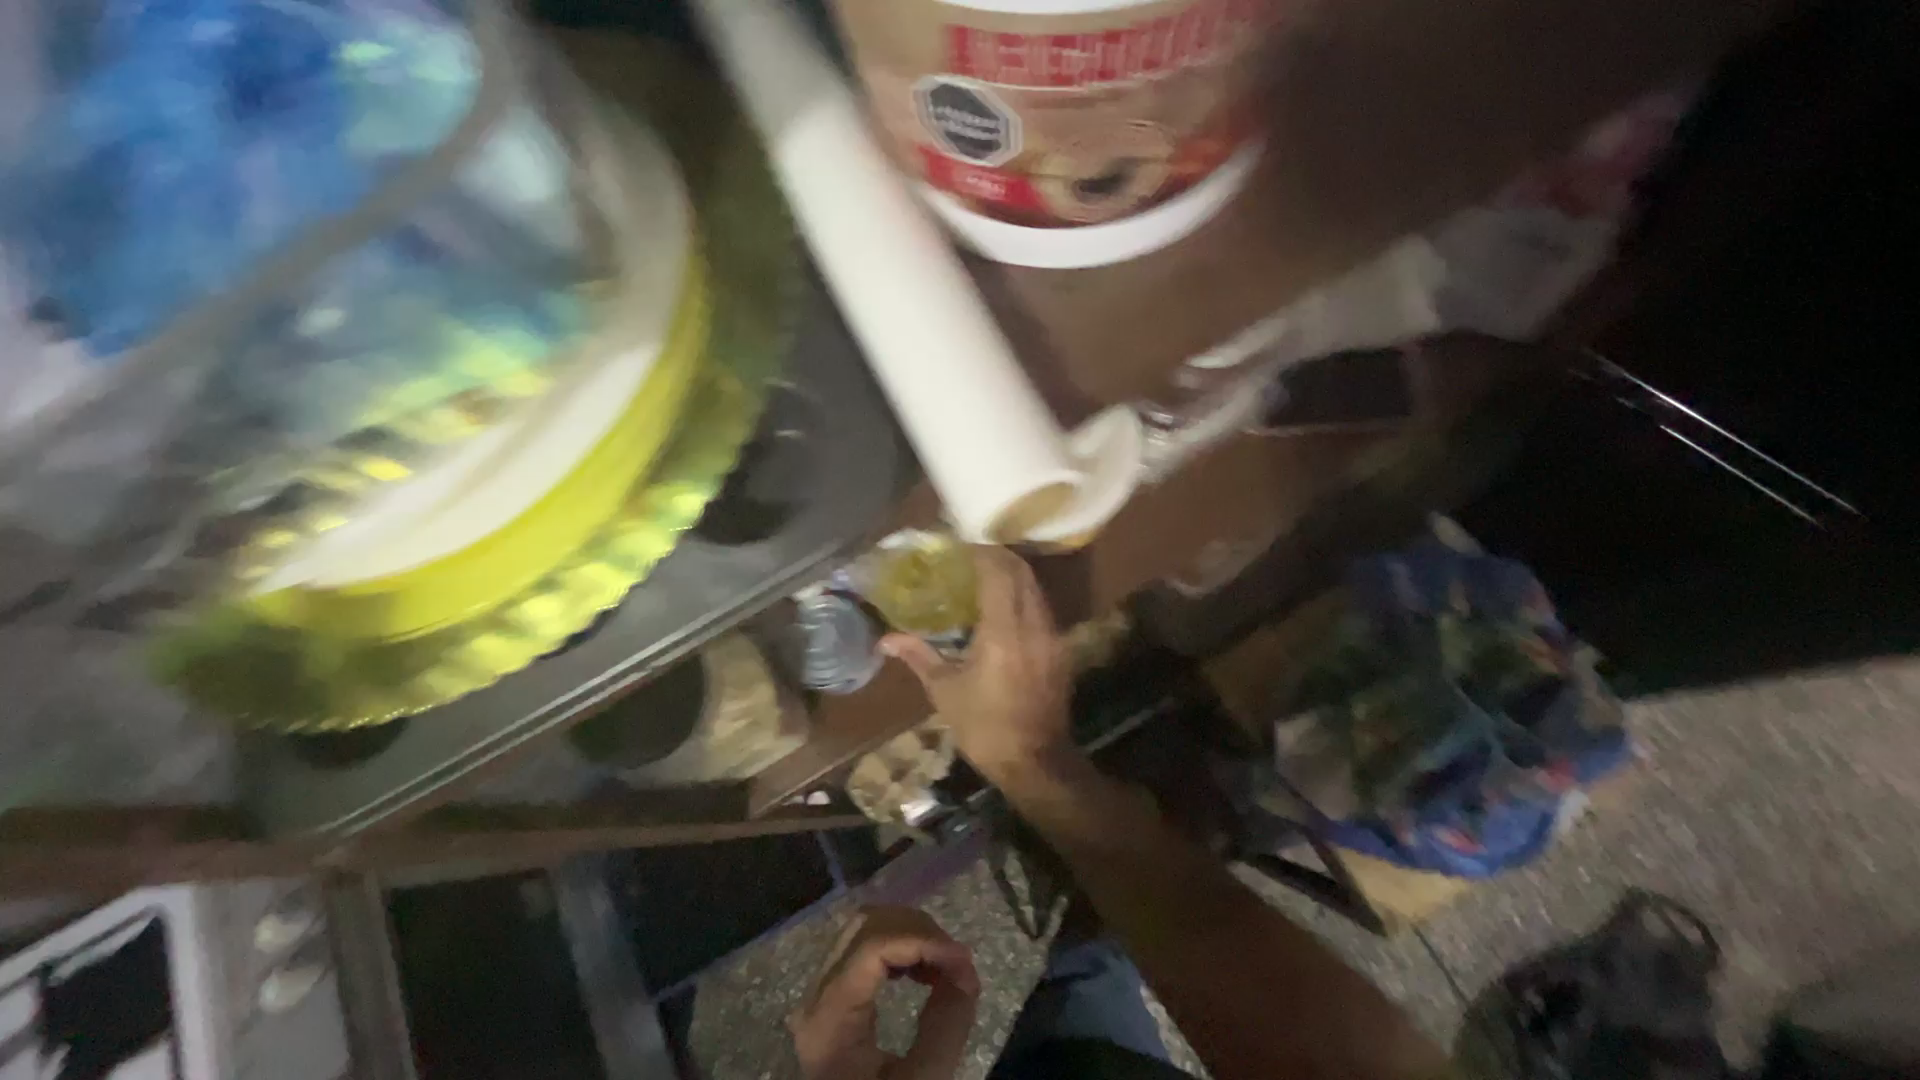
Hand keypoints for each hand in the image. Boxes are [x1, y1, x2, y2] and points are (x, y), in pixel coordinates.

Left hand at [790, 906, 979, 1079]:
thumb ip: (946, 1028)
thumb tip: (966, 974)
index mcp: (828, 1018)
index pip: (872, 947)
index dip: (922, 940)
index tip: (964, 961)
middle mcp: (815, 995)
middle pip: (866, 926)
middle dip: (920, 932)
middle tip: (958, 963)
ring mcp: (820, 992)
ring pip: (866, 928)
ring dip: (912, 935)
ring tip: (946, 965)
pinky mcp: (832, 994)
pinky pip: (863, 947)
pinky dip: (900, 947)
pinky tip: (924, 972)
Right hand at [880, 546, 1071, 779]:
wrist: (1035, 762)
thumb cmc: (984, 727)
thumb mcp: (945, 691)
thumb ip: (919, 656)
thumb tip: (886, 639)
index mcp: (1004, 630)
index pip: (999, 572)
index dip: (981, 553)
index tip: (959, 548)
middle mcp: (1034, 625)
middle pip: (1022, 573)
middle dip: (998, 558)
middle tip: (970, 557)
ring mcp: (1053, 637)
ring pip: (1036, 589)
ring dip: (1013, 577)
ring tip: (984, 579)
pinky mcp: (1061, 651)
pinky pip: (1042, 609)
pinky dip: (1023, 598)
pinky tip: (1003, 611)